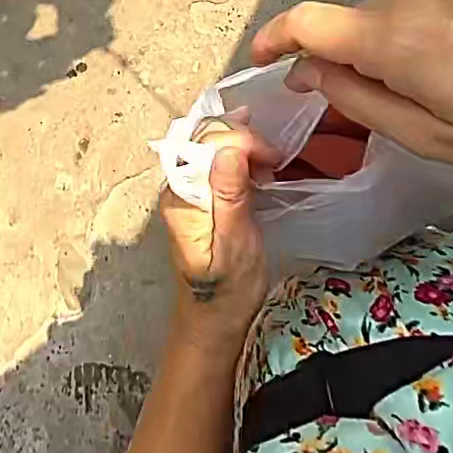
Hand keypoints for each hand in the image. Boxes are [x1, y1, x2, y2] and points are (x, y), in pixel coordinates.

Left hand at [159, 120, 269, 348]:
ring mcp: (188, 185)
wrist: (216, 316)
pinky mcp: (201, 190)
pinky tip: (256, 160)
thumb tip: (230, 150)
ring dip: (243, 143)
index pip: (207, 144)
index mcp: (182, 197)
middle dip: (244, 138)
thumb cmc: (228, 287)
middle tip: (273, 160)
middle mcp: (179, 185)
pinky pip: (217, 156)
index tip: (272, 158)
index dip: (242, 141)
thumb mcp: (235, 243)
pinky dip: (240, 152)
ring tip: (267, 163)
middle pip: (207, 136)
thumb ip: (229, 196)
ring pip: (213, 141)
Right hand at [250, 0, 452, 184]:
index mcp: (404, 38)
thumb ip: (358, 100)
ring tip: (421, 90)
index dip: (274, 37)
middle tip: (365, 106)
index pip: (311, 20)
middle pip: (344, 21)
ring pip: (375, 12)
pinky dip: (401, 31)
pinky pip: (406, 2)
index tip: (261, 61)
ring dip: (374, 47)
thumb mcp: (432, 140)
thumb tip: (307, 72)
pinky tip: (444, 62)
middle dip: (338, 59)